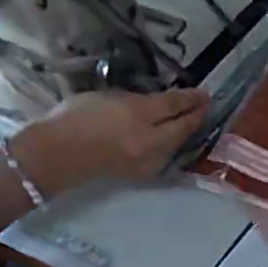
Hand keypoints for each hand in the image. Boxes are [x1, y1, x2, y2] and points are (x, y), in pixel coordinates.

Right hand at [7, 88, 209, 195]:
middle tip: (206, 105)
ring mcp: (151, 159)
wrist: (61, 154)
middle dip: (196, 115)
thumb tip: (161, 103)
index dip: (190, 98)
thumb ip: (137, 100)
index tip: (204, 94)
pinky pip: (168, 154)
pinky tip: (175, 136)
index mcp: (136, 114)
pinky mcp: (148, 172)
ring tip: (195, 119)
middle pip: (181, 127)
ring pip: (177, 142)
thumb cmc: (75, 117)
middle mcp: (150, 140)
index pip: (171, 105)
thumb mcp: (107, 97)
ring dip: (187, 130)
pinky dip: (174, 143)